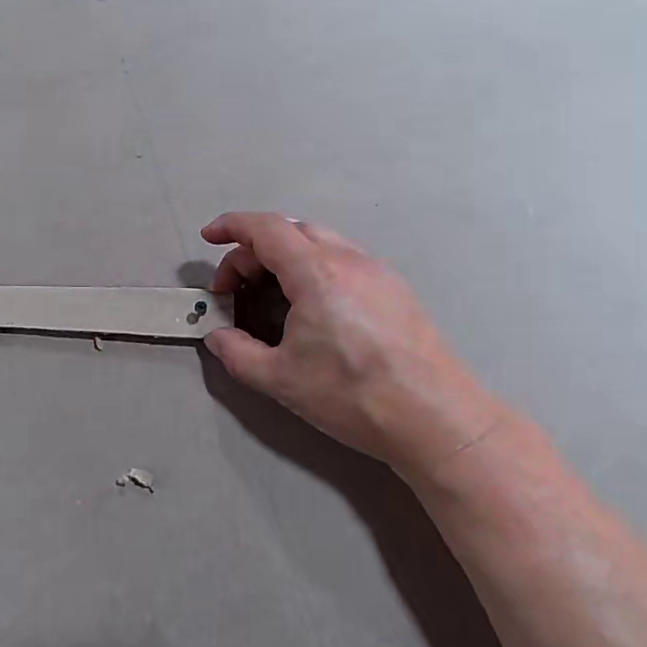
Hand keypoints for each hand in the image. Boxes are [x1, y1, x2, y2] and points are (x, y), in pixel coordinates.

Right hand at [201, 212, 506, 479]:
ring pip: (321, 241)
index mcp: (317, 272)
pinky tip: (312, 306)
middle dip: (253, 249)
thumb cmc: (354, 395)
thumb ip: (237, 353)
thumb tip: (218, 337)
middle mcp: (349, 259)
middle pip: (291, 230)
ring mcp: (378, 271)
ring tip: (270, 294)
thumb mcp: (280, 380)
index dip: (231, 226)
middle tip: (235, 286)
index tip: (208, 237)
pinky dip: (313, 267)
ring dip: (285, 256)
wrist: (437, 419)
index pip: (265, 228)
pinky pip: (344, 259)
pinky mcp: (396, 289)